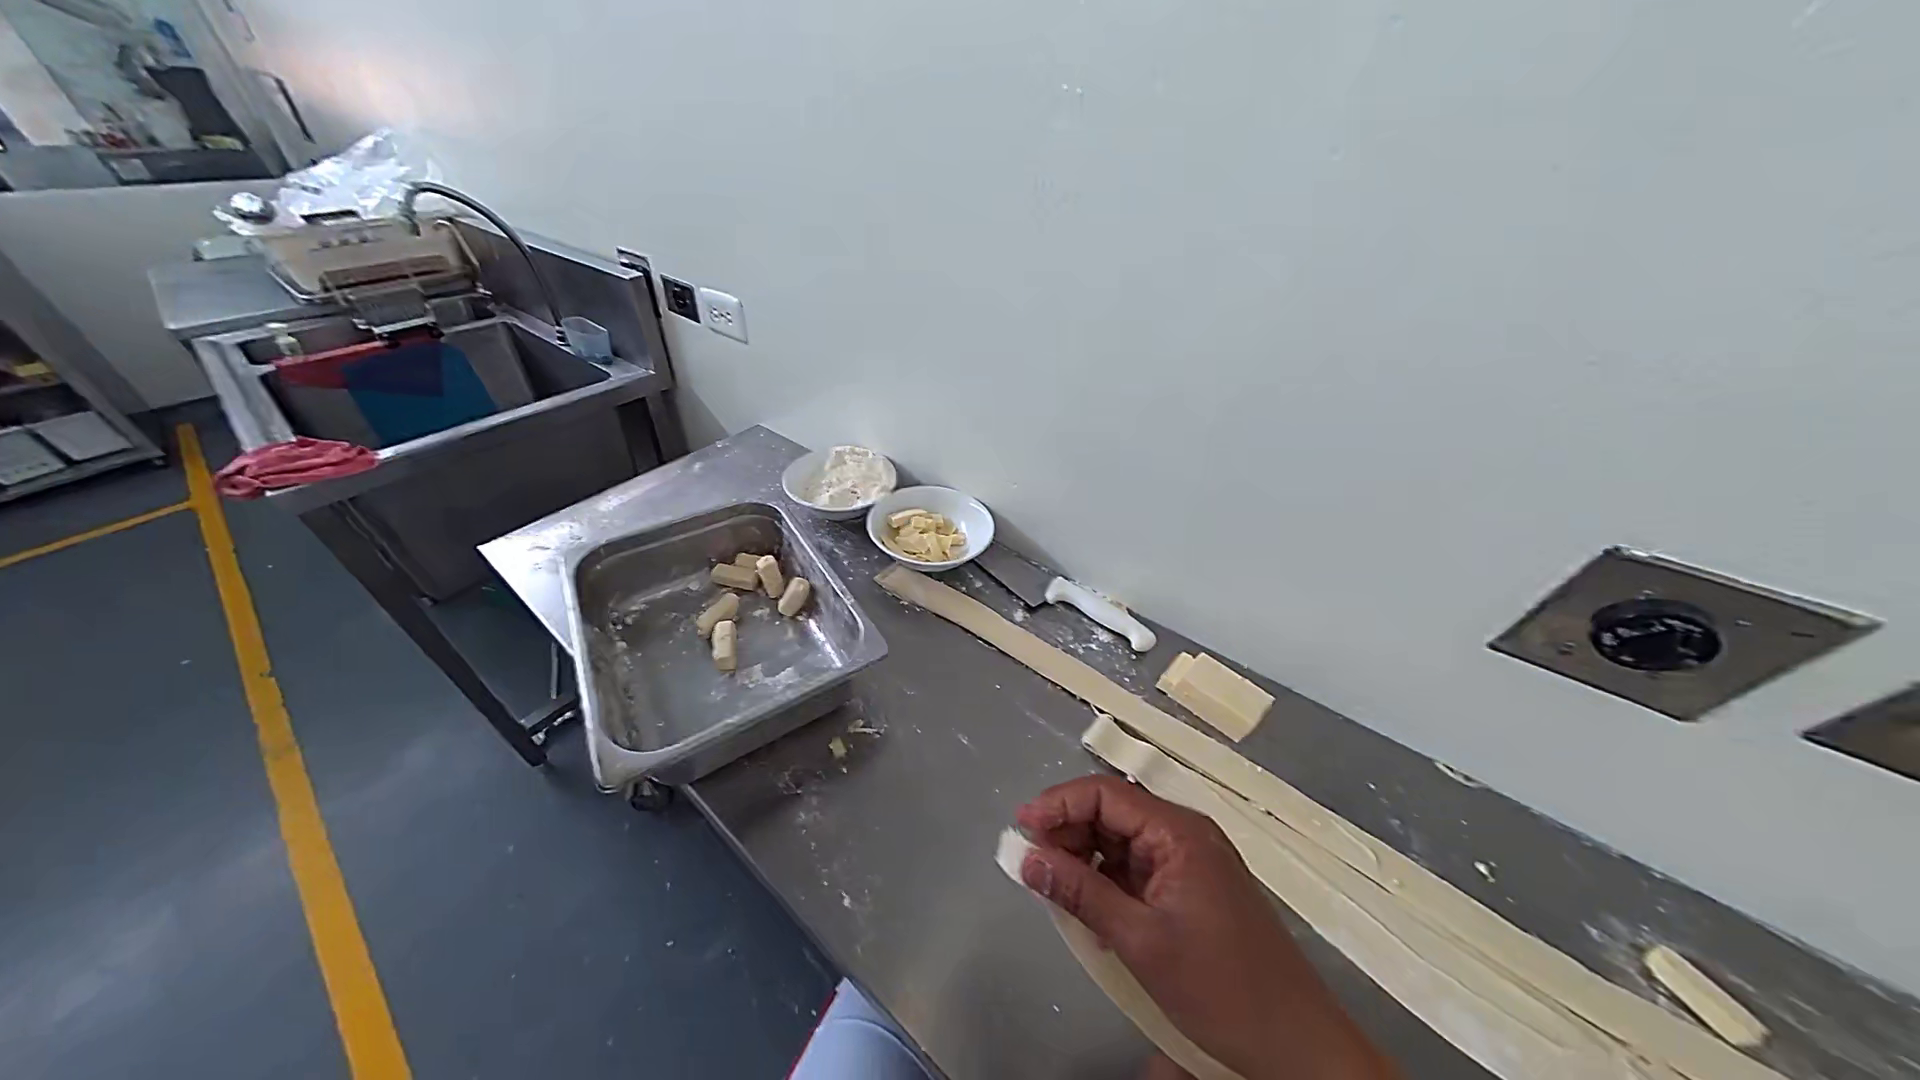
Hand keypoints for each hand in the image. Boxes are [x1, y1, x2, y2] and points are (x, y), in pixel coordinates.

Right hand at [1016, 775, 1399, 1079]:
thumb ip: (1079, 893)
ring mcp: (1188, 860)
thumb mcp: (1140, 940)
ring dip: (1085, 860)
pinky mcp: (1189, 887)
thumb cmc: (1221, 987)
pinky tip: (1091, 912)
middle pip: (1111, 813)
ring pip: (1120, 841)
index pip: (1105, 793)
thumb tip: (1026, 858)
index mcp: (1178, 831)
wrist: (1297, 1046)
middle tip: (1034, 867)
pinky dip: (1107, 883)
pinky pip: (1135, 868)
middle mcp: (1184, 833)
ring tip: (1059, 893)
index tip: (1021, 829)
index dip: (1058, 803)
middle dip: (1068, 833)